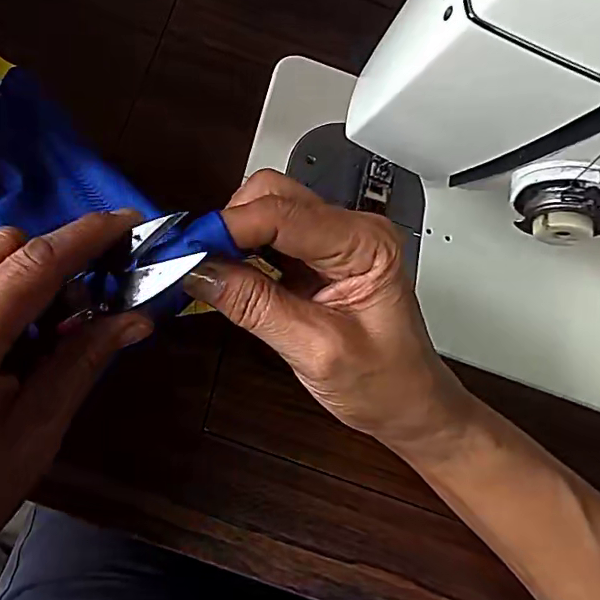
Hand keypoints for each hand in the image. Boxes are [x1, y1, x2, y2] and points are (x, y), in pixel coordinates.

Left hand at [0, 212, 152, 599]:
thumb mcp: (35, 434)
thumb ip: (83, 362)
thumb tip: (138, 317)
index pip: (33, 264)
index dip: (87, 236)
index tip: (132, 221)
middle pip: (5, 246)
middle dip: (62, 252)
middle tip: (104, 287)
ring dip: (34, 270)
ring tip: (67, 318)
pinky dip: (6, 287)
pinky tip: (24, 333)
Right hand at [186, 170, 477, 458]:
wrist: (411, 404)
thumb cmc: (388, 383)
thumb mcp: (318, 351)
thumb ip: (257, 306)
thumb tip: (203, 271)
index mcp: (367, 245)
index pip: (285, 213)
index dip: (230, 226)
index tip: (189, 249)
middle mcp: (353, 232)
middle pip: (274, 196)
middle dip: (228, 223)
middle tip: (193, 260)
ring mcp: (336, 242)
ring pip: (269, 210)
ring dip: (232, 236)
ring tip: (206, 271)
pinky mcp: (320, 258)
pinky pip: (272, 238)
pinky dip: (243, 251)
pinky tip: (229, 276)